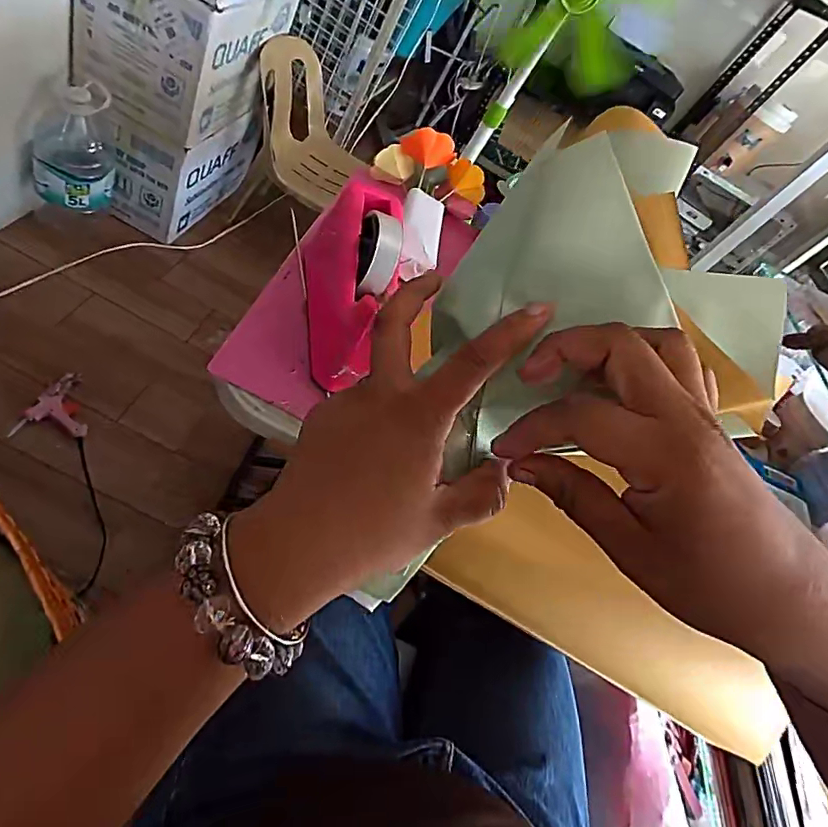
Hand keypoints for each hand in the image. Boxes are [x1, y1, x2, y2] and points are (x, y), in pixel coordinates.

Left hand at [228, 274, 552, 629]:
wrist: (292, 548)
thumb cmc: (372, 535)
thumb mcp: (438, 522)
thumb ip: (481, 495)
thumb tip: (504, 469)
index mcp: (418, 417)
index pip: (473, 362)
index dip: (508, 332)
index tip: (534, 308)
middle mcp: (381, 395)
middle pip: (394, 323)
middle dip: (416, 292)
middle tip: (436, 278)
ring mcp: (346, 401)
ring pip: (383, 377)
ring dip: (402, 387)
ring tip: (405, 445)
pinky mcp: (323, 415)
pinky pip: (362, 405)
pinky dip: (379, 416)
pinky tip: (374, 457)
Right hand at [489, 324, 827, 669]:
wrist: (788, 594)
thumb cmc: (711, 584)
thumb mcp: (631, 549)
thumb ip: (574, 495)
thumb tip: (520, 464)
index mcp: (664, 451)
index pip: (581, 414)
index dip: (532, 427)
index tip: (503, 447)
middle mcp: (686, 415)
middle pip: (621, 344)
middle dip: (566, 347)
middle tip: (529, 374)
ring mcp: (704, 410)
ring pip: (658, 340)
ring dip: (609, 343)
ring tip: (574, 370)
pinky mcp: (712, 417)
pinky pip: (683, 363)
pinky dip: (646, 357)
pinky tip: (623, 385)